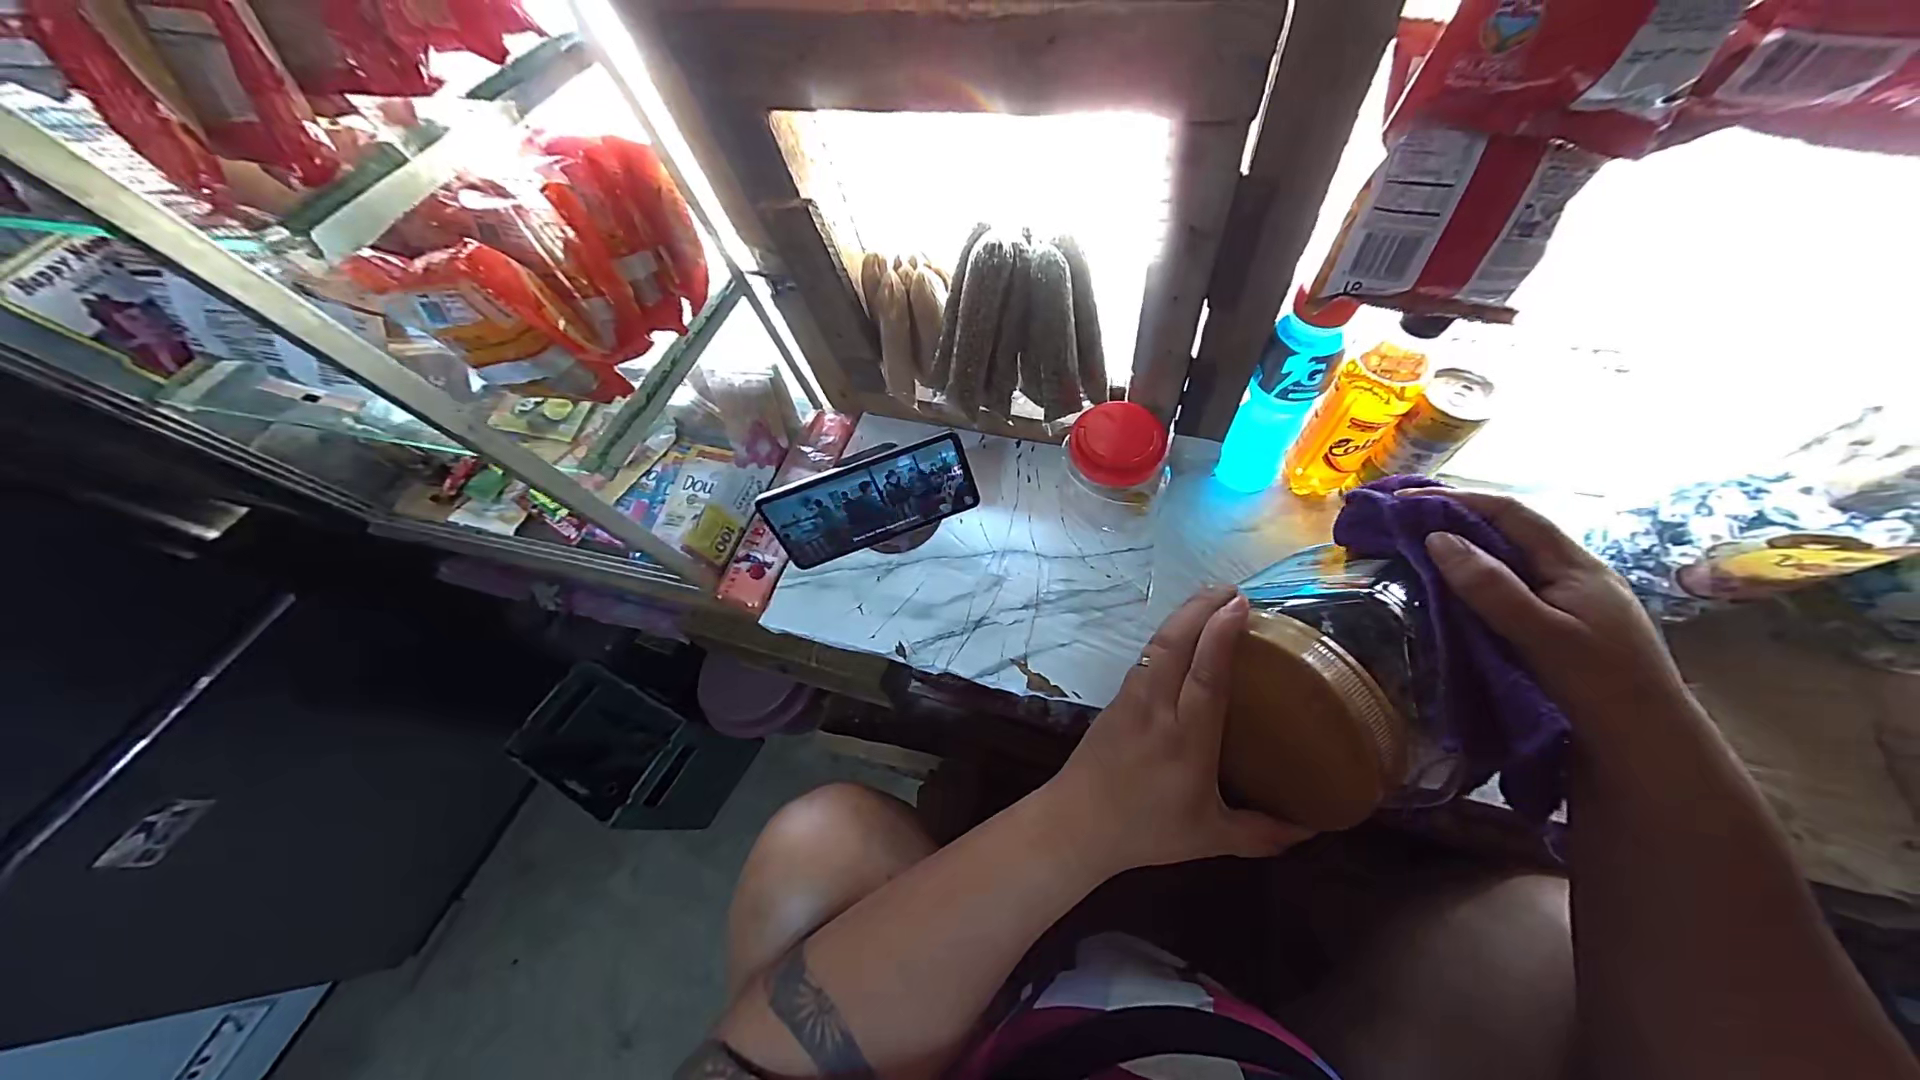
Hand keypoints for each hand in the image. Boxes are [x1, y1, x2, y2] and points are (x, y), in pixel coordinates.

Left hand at [1039, 586, 1308, 875]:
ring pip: (1156, 646)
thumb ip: (1263, 832)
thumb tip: (1311, 829)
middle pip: (1174, 645)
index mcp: (1186, 740)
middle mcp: (1156, 710)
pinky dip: (1165, 638)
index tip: (1240, 605)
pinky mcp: (1115, 700)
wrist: (1077, 822)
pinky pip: (1144, 660)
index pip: (1204, 675)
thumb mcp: (1211, 838)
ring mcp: (1130, 700)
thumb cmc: (1147, 830)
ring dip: (1181, 617)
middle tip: (1230, 590)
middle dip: (1200, 609)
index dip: (1221, 635)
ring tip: (1209, 601)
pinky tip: (1179, 634)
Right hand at [1399, 488, 1692, 729]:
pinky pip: (1497, 594)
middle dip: (1449, 520)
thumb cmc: (1601, 689)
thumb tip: (1437, 537)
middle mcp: (1566, 578)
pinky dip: (1461, 584)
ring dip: (1453, 553)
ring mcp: (1557, 605)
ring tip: (1405, 551)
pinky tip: (1437, 594)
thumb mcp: (1543, 634)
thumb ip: (1490, 586)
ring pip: (1499, 565)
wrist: (1645, 756)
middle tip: (1395, 522)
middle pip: (1503, 534)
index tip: (1402, 499)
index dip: (1457, 499)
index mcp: (1574, 567)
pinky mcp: (1545, 632)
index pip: (1511, 513)